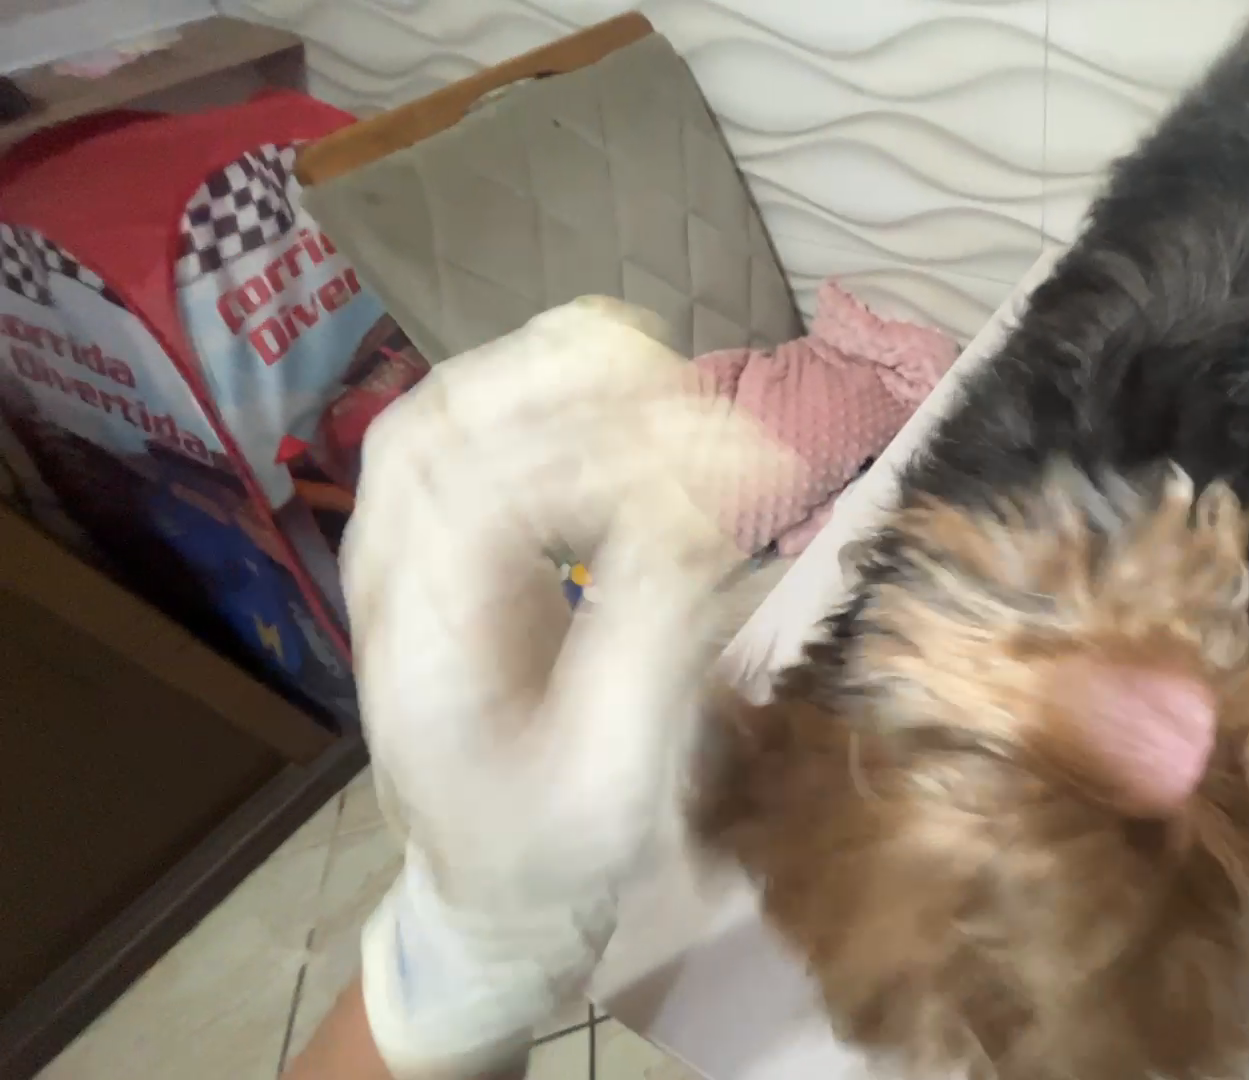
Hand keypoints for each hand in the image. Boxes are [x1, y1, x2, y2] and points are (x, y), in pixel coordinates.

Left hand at [341, 297, 792, 1075]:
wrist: (498, 879)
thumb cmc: (559, 840)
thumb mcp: (619, 765)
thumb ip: (653, 635)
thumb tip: (702, 512)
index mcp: (427, 646)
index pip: (491, 497)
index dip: (616, 460)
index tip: (734, 468)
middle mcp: (396, 578)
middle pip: (442, 427)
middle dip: (568, 384)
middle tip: (690, 387)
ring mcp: (413, 555)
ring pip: (451, 415)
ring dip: (552, 374)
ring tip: (659, 364)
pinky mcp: (456, 550)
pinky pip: (481, 440)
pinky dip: (547, 397)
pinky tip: (619, 393)